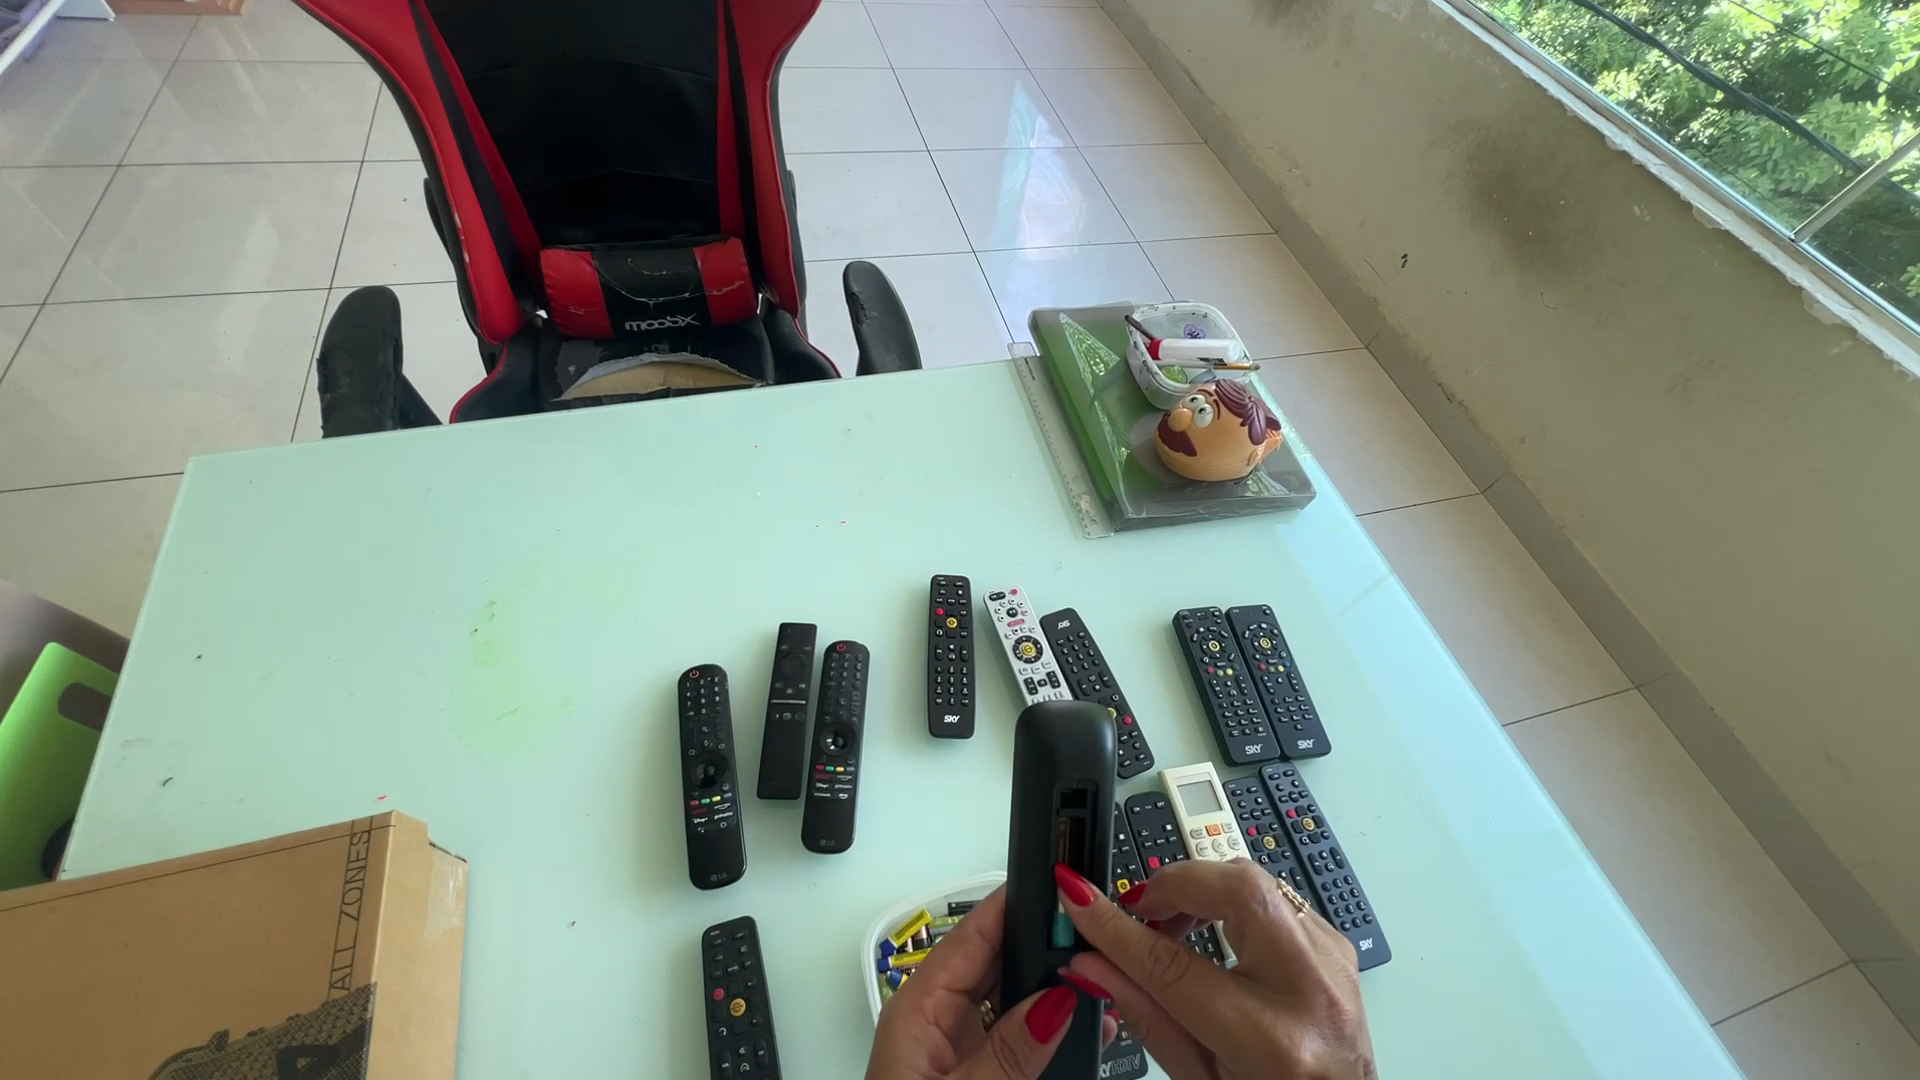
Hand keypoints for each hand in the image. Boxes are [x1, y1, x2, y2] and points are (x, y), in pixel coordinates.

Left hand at [866, 886, 1110, 1078]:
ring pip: (1015, 995)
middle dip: (1046, 945)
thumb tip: (1056, 1000)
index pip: (975, 933)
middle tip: (1098, 937)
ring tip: (1101, 978)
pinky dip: (1050, 1026)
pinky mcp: (980, 1068)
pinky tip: (1086, 1028)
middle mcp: (940, 1014)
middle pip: (1000, 959)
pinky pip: (1020, 1031)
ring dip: (1054, 987)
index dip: (1018, 905)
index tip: (1062, 890)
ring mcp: (961, 1043)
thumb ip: (1007, 1055)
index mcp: (920, 1005)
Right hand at [1053, 861, 1375, 1079]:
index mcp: (1272, 1043)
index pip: (1173, 966)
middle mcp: (1312, 992)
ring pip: (1252, 878)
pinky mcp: (1334, 941)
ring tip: (1169, 924)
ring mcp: (1331, 960)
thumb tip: (1088, 961)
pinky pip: (1270, 892)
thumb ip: (1141, 1013)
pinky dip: (1227, 898)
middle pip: (1235, 888)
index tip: (1074, 894)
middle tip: (1138, 907)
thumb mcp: (1197, 1078)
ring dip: (1198, 888)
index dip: (1112, 925)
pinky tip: (1207, 927)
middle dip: (1172, 882)